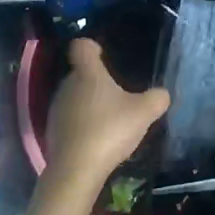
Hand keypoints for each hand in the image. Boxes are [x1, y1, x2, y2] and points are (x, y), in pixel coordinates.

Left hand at [44, 39, 169, 200]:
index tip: (103, 55)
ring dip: (88, 104)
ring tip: (108, 120)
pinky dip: (81, 123)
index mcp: (87, 73)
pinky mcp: (52, 129)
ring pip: (73, 96)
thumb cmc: (110, 130)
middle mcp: (67, 84)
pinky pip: (69, 118)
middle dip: (95, 81)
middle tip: (116, 95)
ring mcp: (56, 107)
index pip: (81, 46)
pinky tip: (96, 139)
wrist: (76, 168)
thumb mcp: (143, 113)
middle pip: (79, 73)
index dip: (91, 47)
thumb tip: (162, 93)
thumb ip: (156, 99)